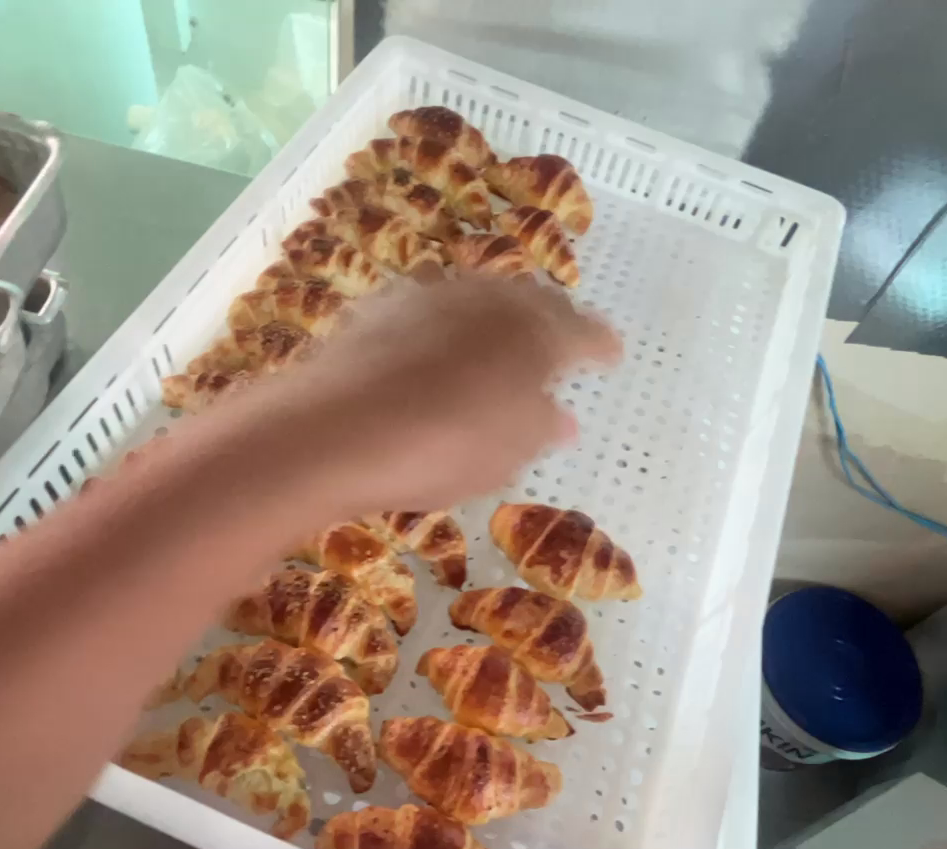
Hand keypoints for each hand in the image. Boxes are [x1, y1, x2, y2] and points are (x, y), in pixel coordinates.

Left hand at [203, 276, 619, 514]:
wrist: (334, 430)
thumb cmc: (442, 447)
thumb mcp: (507, 453)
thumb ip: (540, 428)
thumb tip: (562, 417)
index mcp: (534, 332)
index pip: (583, 331)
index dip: (601, 345)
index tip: (612, 356)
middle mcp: (487, 299)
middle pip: (532, 302)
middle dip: (552, 322)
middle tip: (560, 345)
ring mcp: (430, 296)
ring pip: (480, 299)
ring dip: (498, 319)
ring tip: (501, 345)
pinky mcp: (380, 308)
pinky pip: (432, 310)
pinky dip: (448, 327)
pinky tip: (438, 349)